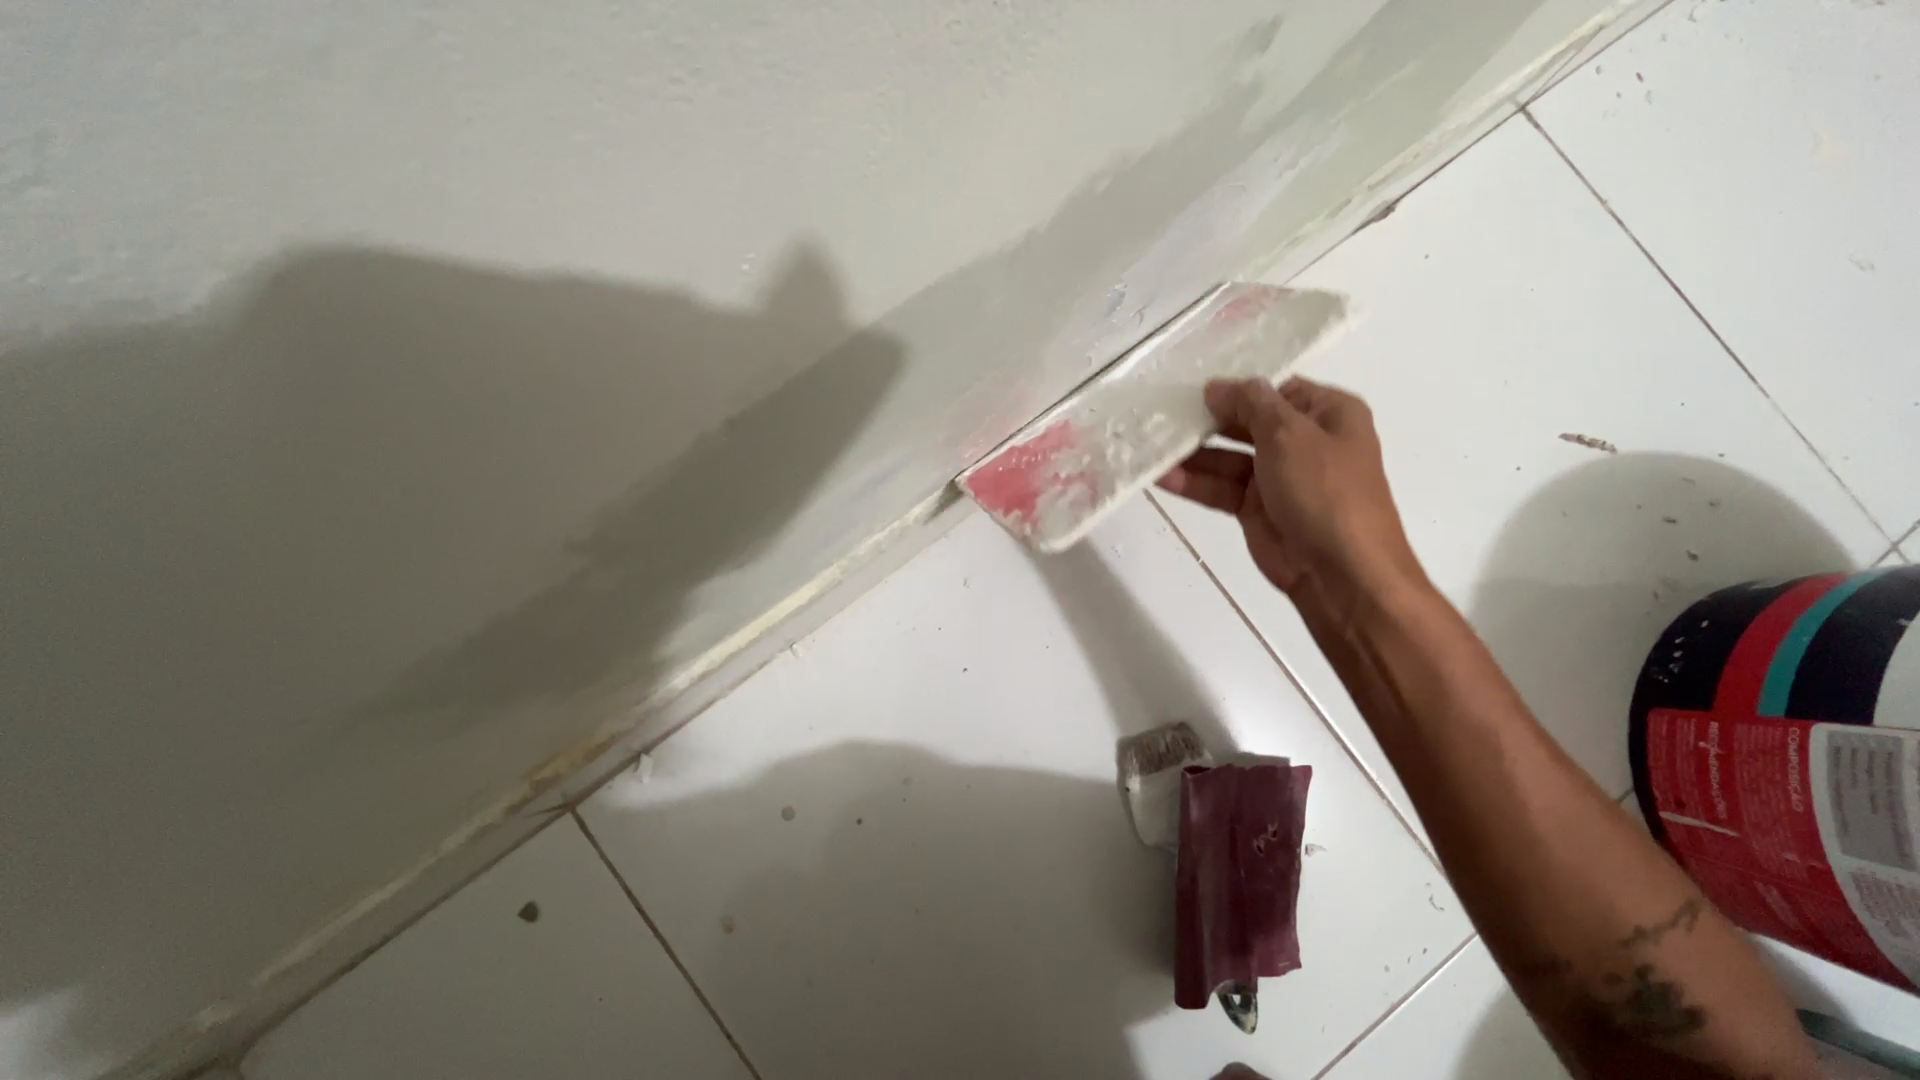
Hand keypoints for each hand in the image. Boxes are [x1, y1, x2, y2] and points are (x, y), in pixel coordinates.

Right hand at [1156, 377, 1425, 613]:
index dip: (1235, 388)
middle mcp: (1304, 442)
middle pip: (1246, 424)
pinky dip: (1193, 483)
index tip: (1191, 386)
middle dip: (1206, 421)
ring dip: (1192, 454)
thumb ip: (1250, 404)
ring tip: (1150, 445)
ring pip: (1227, 459)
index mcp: (1327, 414)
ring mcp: (1278, 478)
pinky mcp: (1256, 511)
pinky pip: (1220, 489)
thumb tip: (1217, 387)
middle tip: (1161, 414)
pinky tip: (1160, 476)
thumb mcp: (1289, 434)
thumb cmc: (1325, 491)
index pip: (1274, 390)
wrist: (1342, 572)